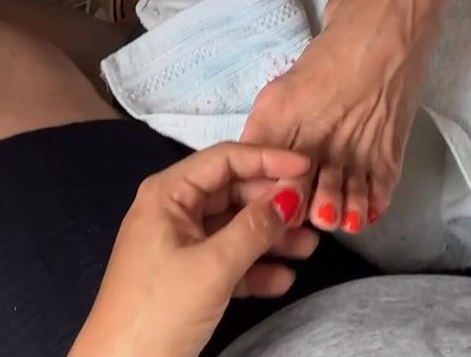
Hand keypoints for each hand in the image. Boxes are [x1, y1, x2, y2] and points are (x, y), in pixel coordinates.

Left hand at [71, 144, 318, 356]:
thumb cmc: (158, 311)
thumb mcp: (212, 267)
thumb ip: (254, 228)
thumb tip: (289, 197)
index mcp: (168, 193)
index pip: (225, 159)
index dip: (267, 159)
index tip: (306, 166)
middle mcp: (173, 209)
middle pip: (232, 192)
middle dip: (272, 203)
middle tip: (311, 213)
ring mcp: (179, 244)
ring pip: (234, 227)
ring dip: (270, 237)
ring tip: (309, 247)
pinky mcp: (186, 277)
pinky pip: (227, 260)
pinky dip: (254, 268)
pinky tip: (284, 279)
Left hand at [242, 0, 443, 233]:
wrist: (389, 16)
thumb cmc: (337, 38)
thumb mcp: (289, 78)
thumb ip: (271, 119)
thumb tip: (254, 153)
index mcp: (283, 112)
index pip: (259, 168)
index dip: (255, 189)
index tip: (256, 202)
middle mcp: (317, 134)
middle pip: (295, 190)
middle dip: (288, 210)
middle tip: (290, 216)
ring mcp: (356, 144)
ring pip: (336, 199)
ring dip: (329, 213)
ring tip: (327, 216)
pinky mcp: (390, 147)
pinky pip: (377, 191)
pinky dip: (368, 206)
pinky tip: (362, 213)